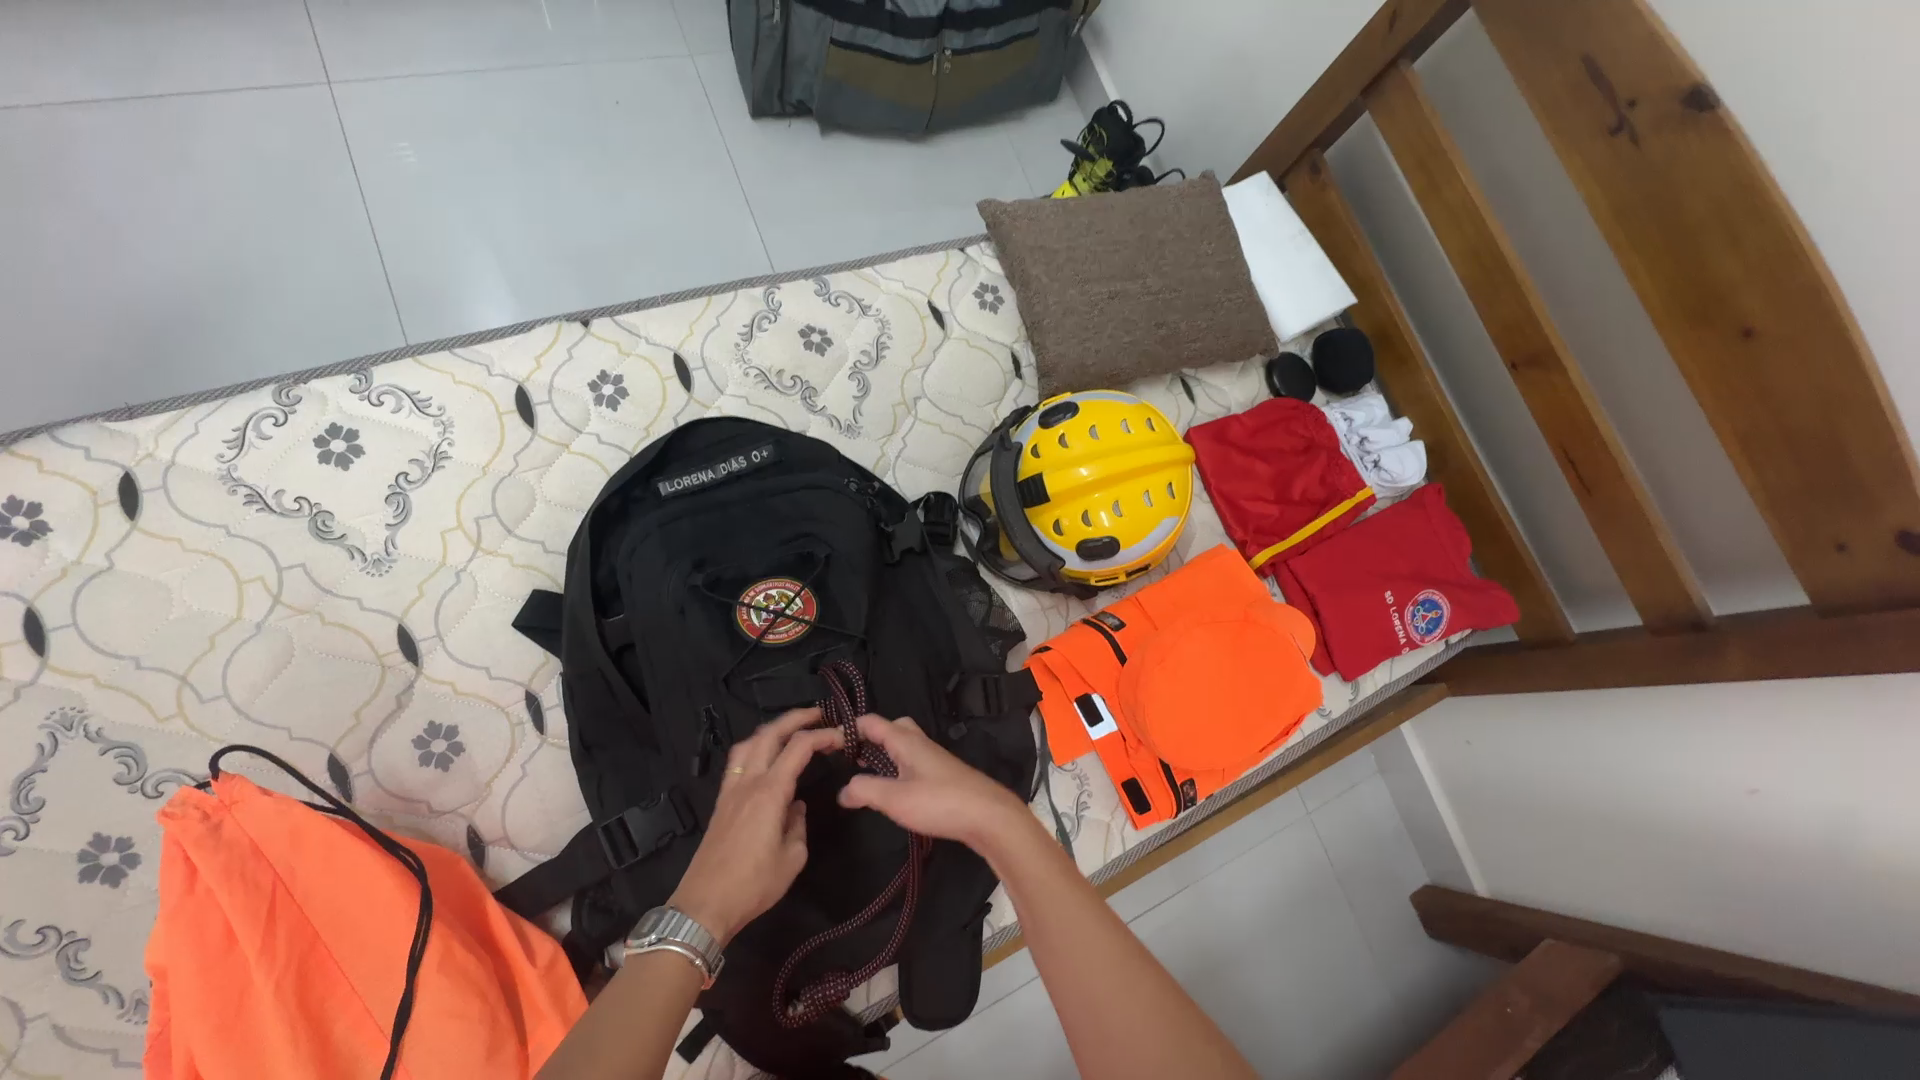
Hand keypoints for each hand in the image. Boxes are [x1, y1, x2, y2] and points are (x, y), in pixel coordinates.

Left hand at [669, 707, 842, 945]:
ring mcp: (731, 790)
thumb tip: (796, 808)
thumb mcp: (792, 858)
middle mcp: (748, 782)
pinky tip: (766, 757)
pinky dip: (756, 747)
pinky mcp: (721, 802)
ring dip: (772, 729)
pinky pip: (738, 761)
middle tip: (819, 715)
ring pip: (749, 743)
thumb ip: (798, 825)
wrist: (704, 906)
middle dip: (796, 718)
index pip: (799, 748)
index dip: (823, 735)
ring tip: (792, 730)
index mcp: (770, 792)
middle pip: (770, 733)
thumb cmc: (753, 885)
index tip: (843, 736)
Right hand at [836, 715, 1036, 856]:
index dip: (848, 729)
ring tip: (867, 776)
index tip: (827, 744)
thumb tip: (842, 790)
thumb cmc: (940, 802)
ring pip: (904, 746)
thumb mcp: (894, 799)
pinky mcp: (943, 776)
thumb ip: (865, 791)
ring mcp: (934, 759)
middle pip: (892, 727)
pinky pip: (914, 762)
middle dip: (871, 737)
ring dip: (884, 755)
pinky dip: (898, 769)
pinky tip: (895, 791)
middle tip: (852, 758)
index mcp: (906, 740)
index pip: (871, 721)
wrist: (989, 816)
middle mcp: (920, 743)